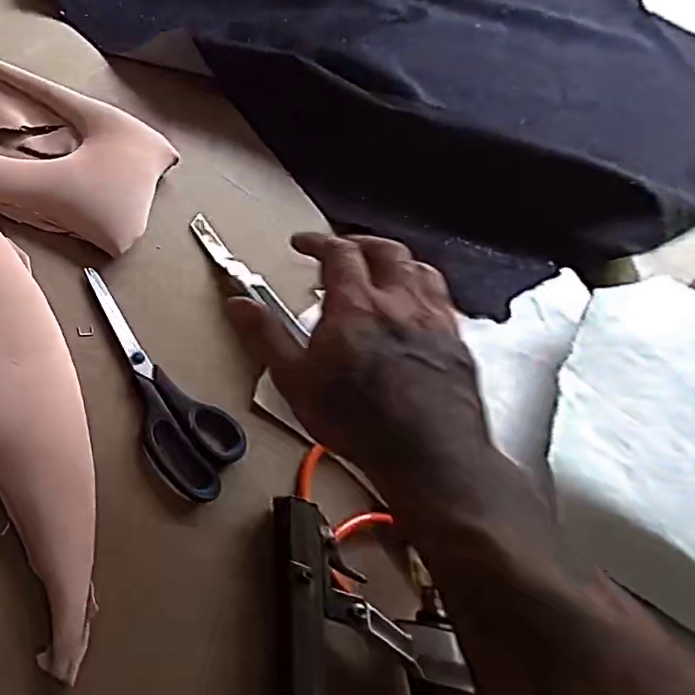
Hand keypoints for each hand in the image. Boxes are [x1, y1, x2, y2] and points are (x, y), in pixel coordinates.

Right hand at [225, 233, 490, 490]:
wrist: (426, 453)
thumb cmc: (359, 420)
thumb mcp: (292, 378)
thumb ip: (264, 335)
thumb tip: (239, 306)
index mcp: (356, 307)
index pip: (339, 254)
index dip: (317, 241)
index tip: (303, 243)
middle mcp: (399, 305)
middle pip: (387, 251)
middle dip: (359, 242)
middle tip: (340, 248)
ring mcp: (433, 322)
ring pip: (421, 269)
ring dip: (395, 261)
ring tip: (378, 269)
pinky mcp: (455, 343)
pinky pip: (443, 298)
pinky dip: (422, 288)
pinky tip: (412, 306)